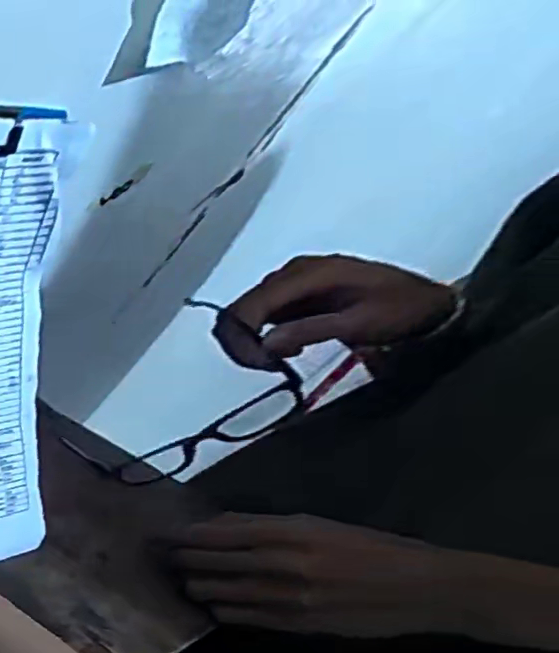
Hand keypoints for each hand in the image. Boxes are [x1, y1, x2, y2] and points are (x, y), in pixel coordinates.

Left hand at [170, 513, 458, 636]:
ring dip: (193, 585)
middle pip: (203, 562)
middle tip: (165, 558)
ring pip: (210, 591)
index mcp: (288, 535)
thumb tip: (212, 524)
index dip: (179, 536)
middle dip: (178, 559)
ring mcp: (282, 596)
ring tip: (188, 580)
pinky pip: (233, 615)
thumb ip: (261, 525)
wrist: (432, 590)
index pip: (212, 535)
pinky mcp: (289, 622)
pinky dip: (218, 607)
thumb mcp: (318, 525)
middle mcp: (279, 565)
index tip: (158, 535)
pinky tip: (216, 602)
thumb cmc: (373, 549)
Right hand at [226, 254, 457, 363]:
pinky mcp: (290, 293)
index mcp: (308, 274)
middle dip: (242, 343)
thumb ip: (310, 330)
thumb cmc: (401, 311)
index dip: (243, 339)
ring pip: (242, 314)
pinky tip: (287, 344)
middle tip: (267, 364)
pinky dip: (260, 336)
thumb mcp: (360, 322)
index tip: (262, 364)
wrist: (429, 304)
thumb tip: (263, 345)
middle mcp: (291, 272)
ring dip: (250, 342)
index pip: (249, 307)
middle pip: (238, 311)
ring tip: (282, 356)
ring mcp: (289, 281)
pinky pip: (257, 315)